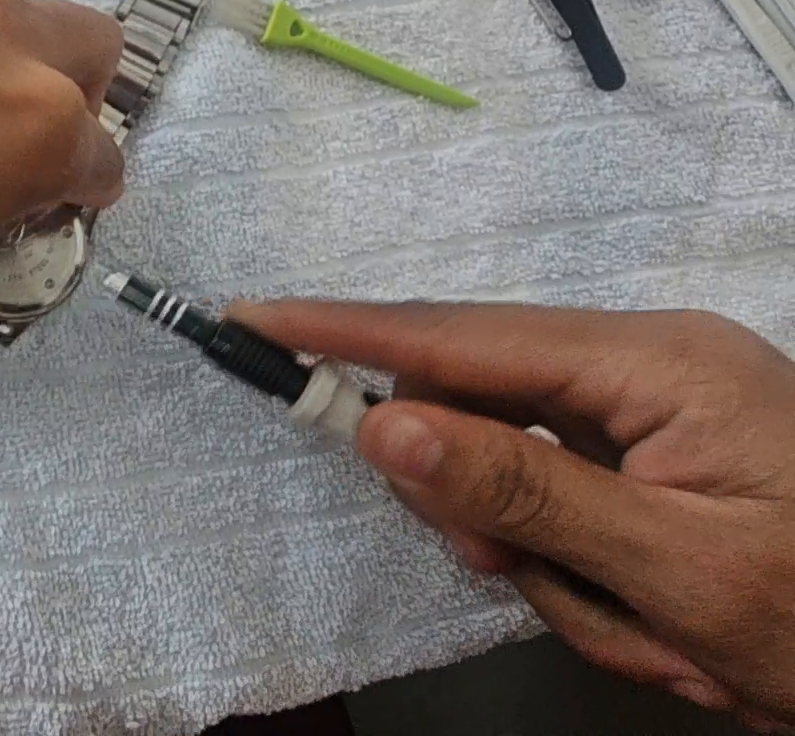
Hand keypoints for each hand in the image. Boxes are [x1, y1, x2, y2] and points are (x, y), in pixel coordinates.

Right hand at [228, 301, 794, 727]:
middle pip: (466, 393)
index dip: (339, 327)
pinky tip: (616, 601)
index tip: (249, 318)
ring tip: (605, 612)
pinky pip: (529, 474)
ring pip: (490, 443)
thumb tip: (377, 426)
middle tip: (492, 565)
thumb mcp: (680, 575)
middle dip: (463, 486)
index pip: (452, 335)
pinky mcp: (633, 442)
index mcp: (655, 362)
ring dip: (516, 535)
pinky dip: (546, 546)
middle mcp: (636, 359)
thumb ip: (519, 490)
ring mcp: (636, 400)